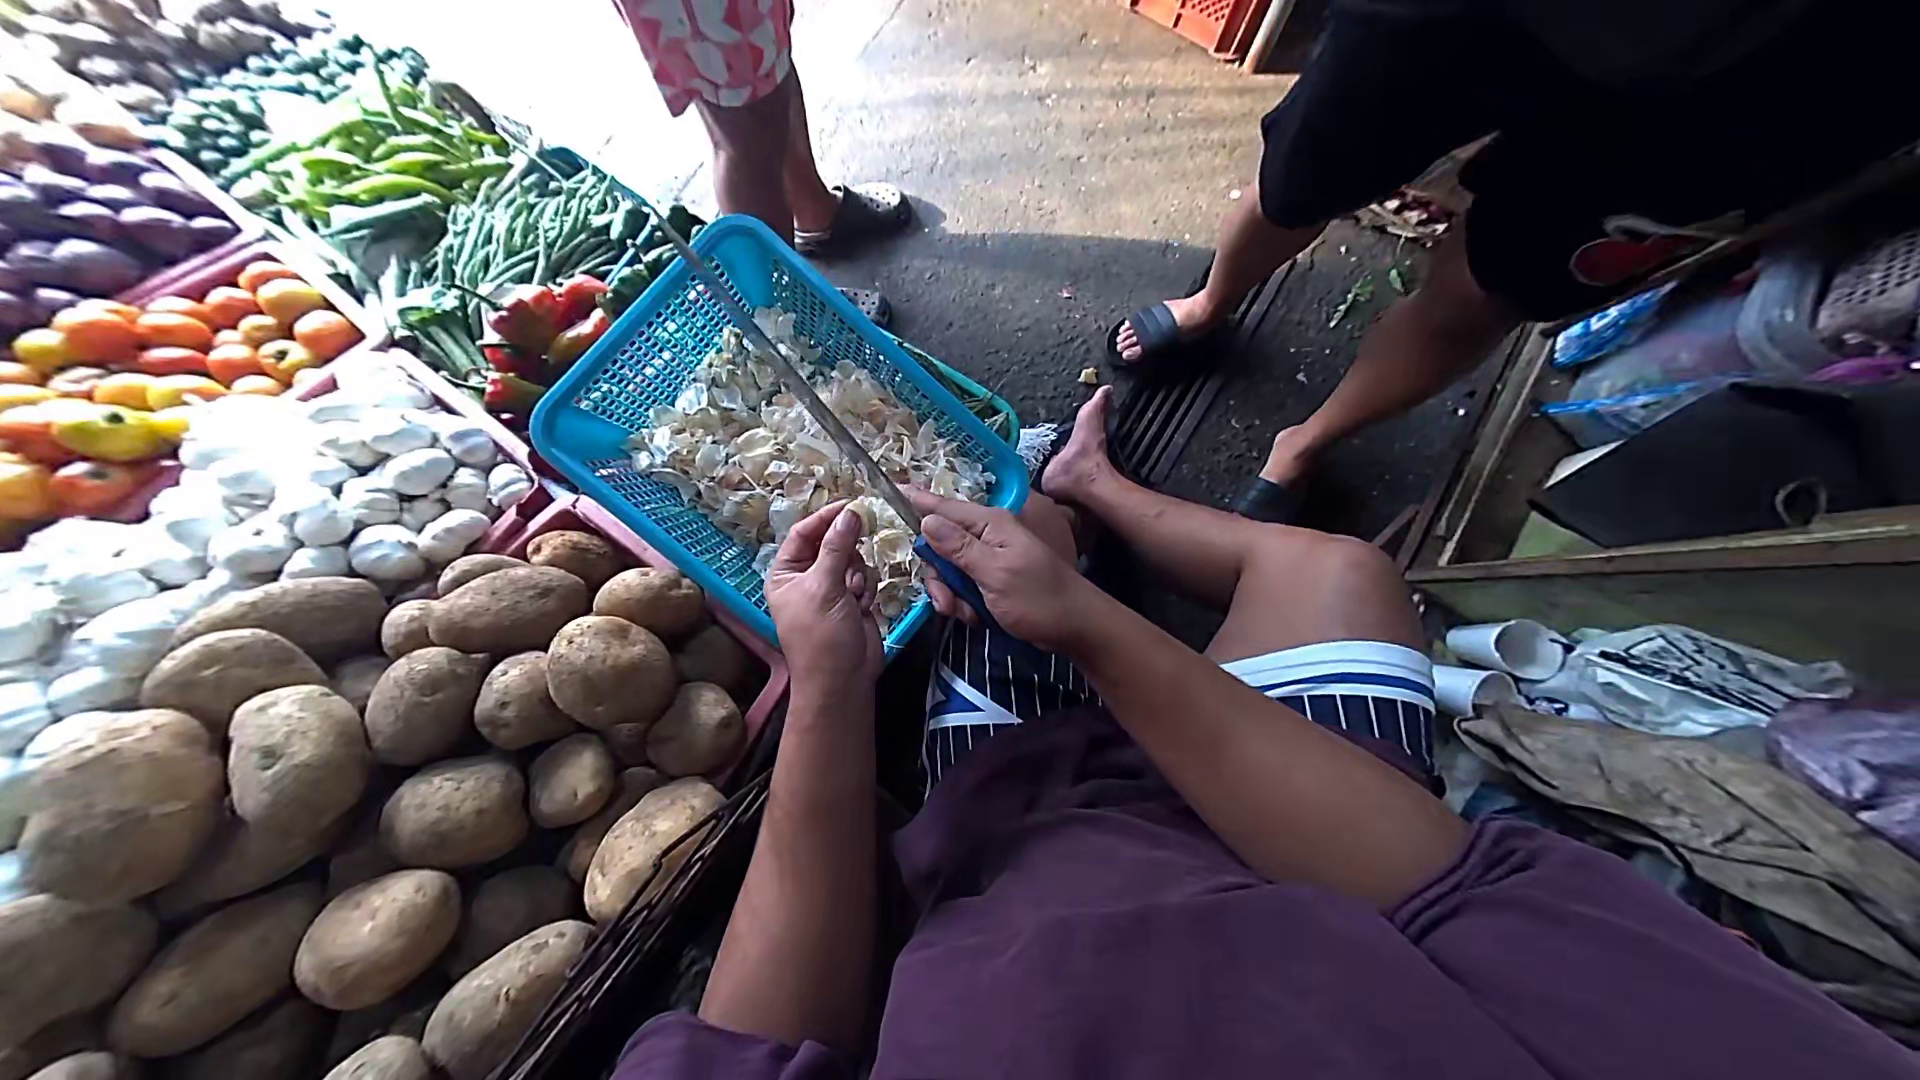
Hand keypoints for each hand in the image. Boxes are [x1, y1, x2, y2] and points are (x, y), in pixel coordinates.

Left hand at [766, 500, 884, 691]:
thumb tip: (851, 512)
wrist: (843, 679)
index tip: (850, 504)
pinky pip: (865, 577)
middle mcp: (807, 577)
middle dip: (846, 554)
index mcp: (786, 573)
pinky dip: (866, 589)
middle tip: (853, 561)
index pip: (805, 533)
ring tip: (853, 597)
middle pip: (833, 543)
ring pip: (853, 559)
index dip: (826, 518)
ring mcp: (832, 588)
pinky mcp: (854, 599)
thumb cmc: (821, 636)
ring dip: (857, 575)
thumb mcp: (824, 587)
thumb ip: (838, 547)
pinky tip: (861, 608)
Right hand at [909, 489, 1099, 653]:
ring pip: (949, 570)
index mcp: (990, 523)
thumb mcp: (995, 573)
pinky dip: (964, 604)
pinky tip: (976, 617)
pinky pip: (964, 586)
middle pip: (940, 545)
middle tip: (946, 602)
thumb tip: (926, 520)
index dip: (918, 502)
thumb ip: (959, 548)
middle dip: (938, 575)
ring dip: (951, 594)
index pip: (945, 508)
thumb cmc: (1039, 598)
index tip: (891, 489)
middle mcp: (987, 536)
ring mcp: (989, 558)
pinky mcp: (991, 580)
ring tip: (966, 614)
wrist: (1073, 628)